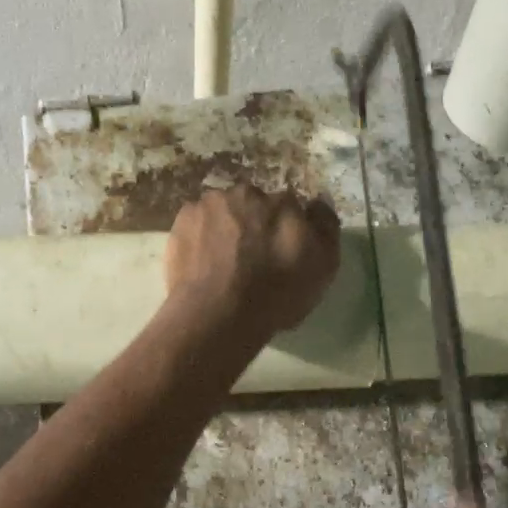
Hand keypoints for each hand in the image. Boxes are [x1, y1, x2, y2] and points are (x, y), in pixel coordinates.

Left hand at [164, 184, 341, 333]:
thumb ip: (325, 227)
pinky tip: (203, 262)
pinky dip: (200, 236)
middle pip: (253, 204)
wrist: (218, 314)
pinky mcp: (182, 220)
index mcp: (283, 202)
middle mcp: (247, 193)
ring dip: (225, 226)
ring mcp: (210, 204)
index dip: (285, 229)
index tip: (280, 251)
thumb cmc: (277, 294)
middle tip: (251, 257)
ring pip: (223, 211)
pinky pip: (197, 222)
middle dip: (254, 223)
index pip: (289, 207)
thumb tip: (317, 203)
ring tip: (223, 261)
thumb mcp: (323, 266)